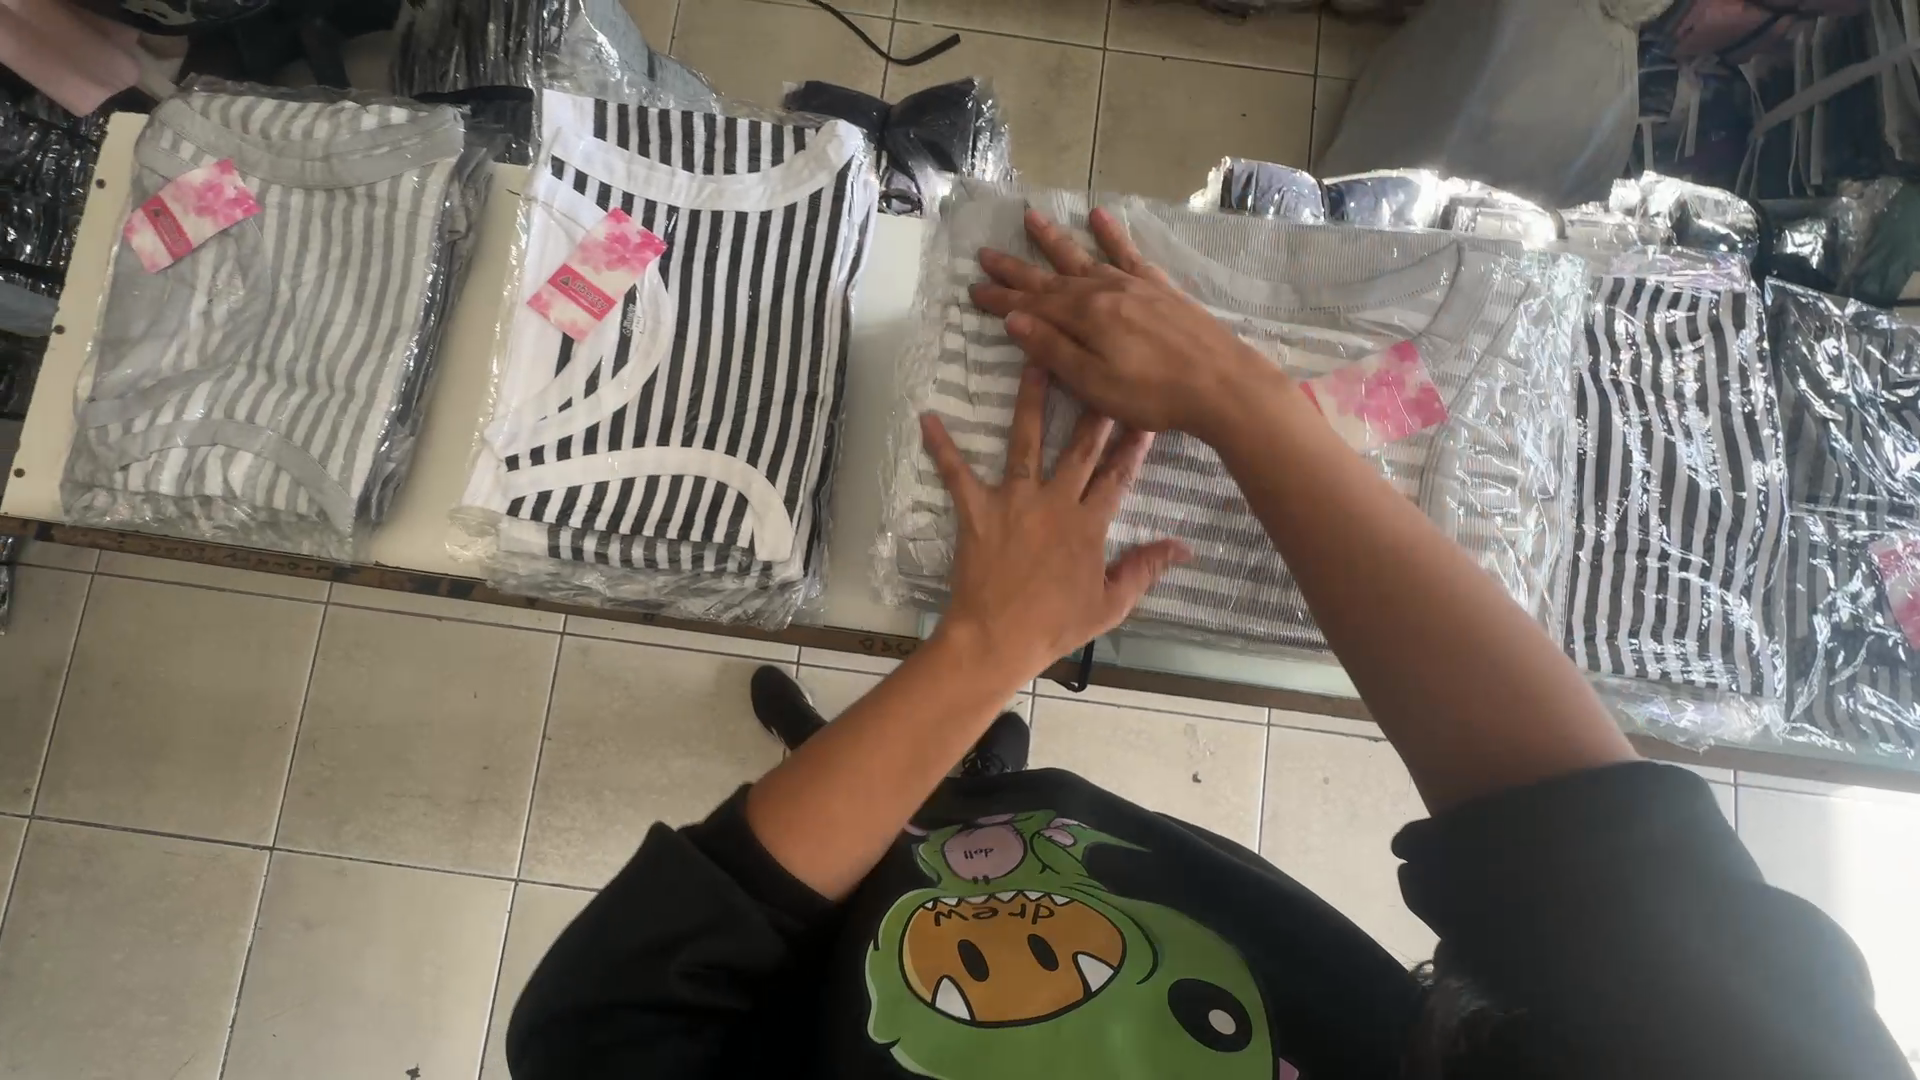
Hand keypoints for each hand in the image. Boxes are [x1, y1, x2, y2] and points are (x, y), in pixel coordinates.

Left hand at [921, 363, 1190, 681]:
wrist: (998, 639)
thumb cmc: (1055, 625)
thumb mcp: (1111, 604)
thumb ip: (1145, 568)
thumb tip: (1184, 547)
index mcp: (1089, 525)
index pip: (1117, 476)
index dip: (1133, 446)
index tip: (1145, 415)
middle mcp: (1055, 503)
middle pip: (1079, 448)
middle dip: (1094, 408)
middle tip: (1100, 370)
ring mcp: (1014, 502)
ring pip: (1026, 443)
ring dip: (1031, 403)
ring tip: (1035, 364)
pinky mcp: (977, 511)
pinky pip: (957, 474)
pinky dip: (942, 447)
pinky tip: (928, 418)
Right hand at [968, 208, 1279, 440]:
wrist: (1221, 384)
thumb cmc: (1152, 394)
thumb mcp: (1092, 382)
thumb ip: (1053, 349)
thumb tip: (1013, 319)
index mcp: (1084, 318)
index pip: (1030, 305)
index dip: (1001, 299)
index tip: (973, 289)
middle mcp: (1103, 291)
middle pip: (1050, 276)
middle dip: (1016, 268)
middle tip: (985, 253)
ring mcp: (1133, 285)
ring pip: (1083, 257)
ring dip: (1054, 240)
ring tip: (1031, 218)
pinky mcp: (1159, 288)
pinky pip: (1129, 253)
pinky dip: (1112, 234)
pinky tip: (1099, 217)